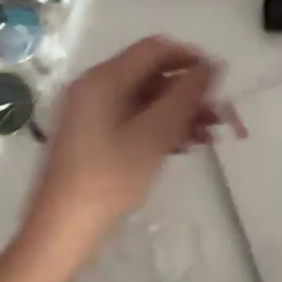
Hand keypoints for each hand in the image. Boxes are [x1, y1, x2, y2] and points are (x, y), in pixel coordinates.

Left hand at [0, 37, 221, 281]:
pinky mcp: (92, 137)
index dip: (190, 59)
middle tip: (220, 117)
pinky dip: (159, 128)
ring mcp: (91, 113)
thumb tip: (210, 66)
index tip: (219, 83)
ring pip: (145, 99)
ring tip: (209, 137)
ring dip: (178, 112)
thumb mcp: (153, 136)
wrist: (60, 231)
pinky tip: (184, 147)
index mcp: (103, 79)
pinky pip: (133, 119)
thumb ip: (184, 97)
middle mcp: (94, 87)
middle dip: (188, 92)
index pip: (154, 49)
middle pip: (151, 75)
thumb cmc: (108, 179)